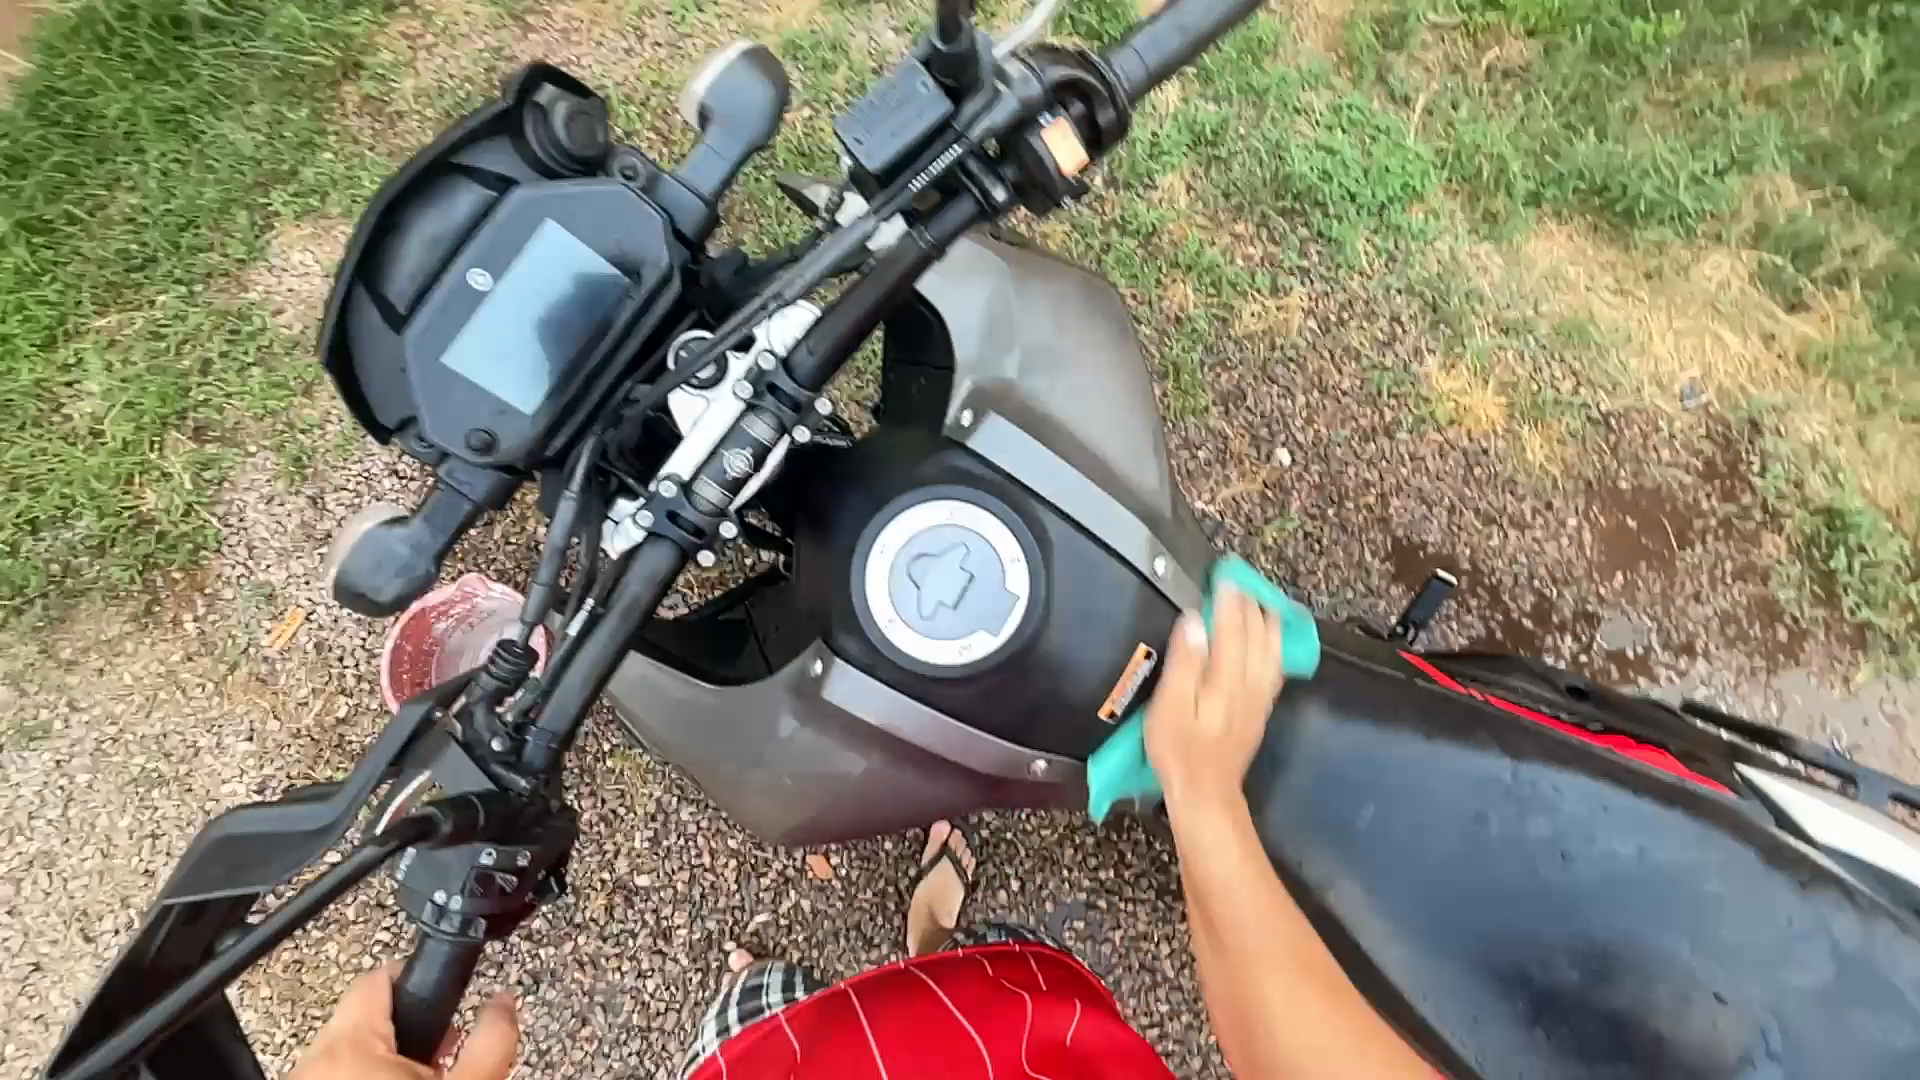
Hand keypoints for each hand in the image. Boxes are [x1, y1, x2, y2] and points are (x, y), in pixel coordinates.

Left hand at [288, 964, 519, 1079]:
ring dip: (383, 1060)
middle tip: (438, 1053)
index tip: (442, 994)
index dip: (421, 976)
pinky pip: (330, 1078)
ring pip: (345, 1055)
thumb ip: (492, 1036)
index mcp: (348, 1047)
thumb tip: (504, 1002)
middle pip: (364, 1017)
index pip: (380, 976)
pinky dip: (362, 1079)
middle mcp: (309, 1067)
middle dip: (406, 1029)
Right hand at [1145, 586, 1284, 811]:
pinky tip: (1269, 641)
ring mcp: (1260, 698)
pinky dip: (1274, 646)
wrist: (1206, 792)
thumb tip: (1195, 620)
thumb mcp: (1169, 705)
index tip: (1225, 577)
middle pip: (1258, 636)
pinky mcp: (1261, 709)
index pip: (1233, 629)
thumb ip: (1185, 661)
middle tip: (1240, 583)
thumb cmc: (1178, 748)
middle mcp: (1250, 684)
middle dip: (1250, 606)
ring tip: (1261, 603)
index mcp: (1226, 679)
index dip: (1229, 601)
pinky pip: (1274, 668)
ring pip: (1272, 650)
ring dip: (1266, 623)